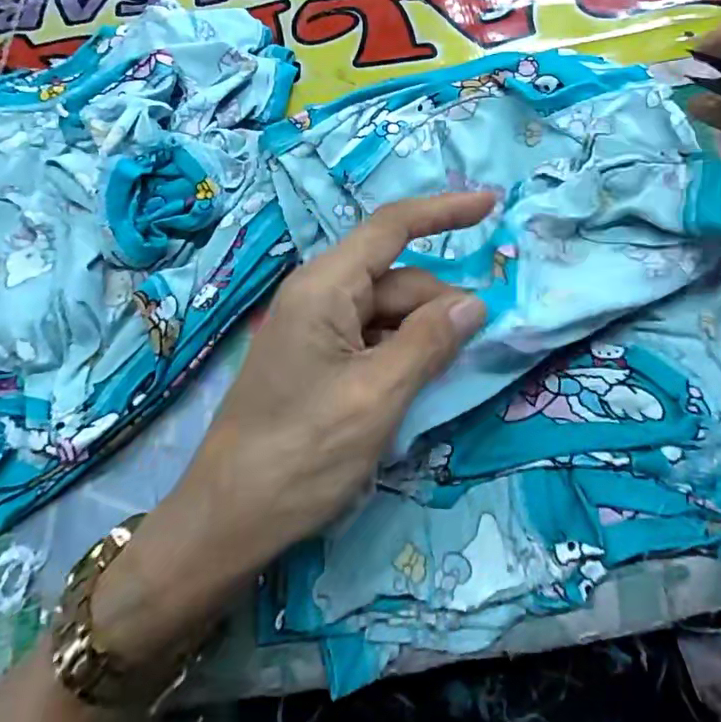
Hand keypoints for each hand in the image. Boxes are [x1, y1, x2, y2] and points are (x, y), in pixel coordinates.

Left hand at [86, 192, 493, 665]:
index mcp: (324, 287)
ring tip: (443, 381)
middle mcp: (317, 296)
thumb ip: (428, 342)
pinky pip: (371, 342)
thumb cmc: (302, 452)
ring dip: (423, 336)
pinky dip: (401, 356)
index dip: (443, 211)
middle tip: (474, 351)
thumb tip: (473, 301)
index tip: (491, 204)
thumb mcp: (377, 396)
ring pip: (387, 314)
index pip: (390, 227)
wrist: (229, 517)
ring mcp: (314, 331)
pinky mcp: (316, 362)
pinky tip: (415, 390)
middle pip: (397, 280)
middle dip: (440, 304)